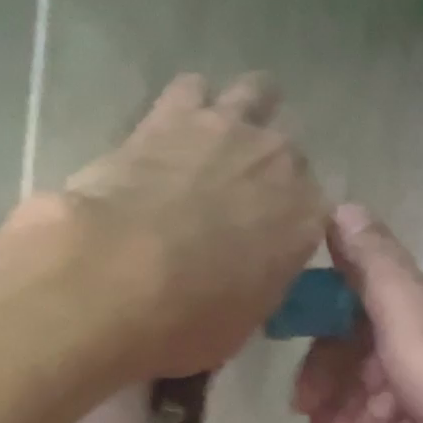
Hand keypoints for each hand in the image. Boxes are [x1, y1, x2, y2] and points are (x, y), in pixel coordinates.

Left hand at [10, 72, 328, 381]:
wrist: (112, 280)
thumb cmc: (177, 325)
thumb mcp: (229, 332)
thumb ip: (248, 297)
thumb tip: (236, 288)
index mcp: (303, 221)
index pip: (309, 210)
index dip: (281, 224)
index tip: (254, 243)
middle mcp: (278, 163)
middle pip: (282, 150)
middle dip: (259, 169)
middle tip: (222, 199)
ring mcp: (226, 129)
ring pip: (254, 95)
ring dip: (235, 117)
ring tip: (204, 148)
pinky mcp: (169, 114)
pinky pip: (190, 89)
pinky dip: (180, 106)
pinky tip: (160, 133)